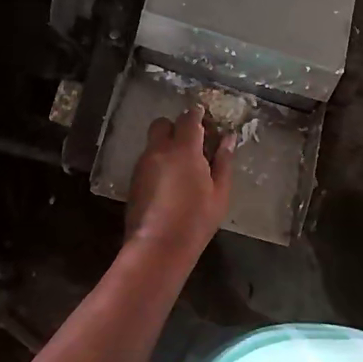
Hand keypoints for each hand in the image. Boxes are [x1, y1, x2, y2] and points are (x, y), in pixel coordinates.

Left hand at [125, 104, 234, 255]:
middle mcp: (159, 150)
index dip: (198, 115)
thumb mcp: (220, 192)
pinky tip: (169, 182)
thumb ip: (224, 161)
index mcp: (184, 149)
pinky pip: (147, 159)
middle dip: (176, 127)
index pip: (189, 118)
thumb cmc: (196, 219)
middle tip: (193, 144)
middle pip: (163, 124)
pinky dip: (158, 162)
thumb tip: (228, 138)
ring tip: (183, 167)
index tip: (206, 120)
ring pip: (153, 142)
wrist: (158, 246)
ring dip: (166, 145)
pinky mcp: (133, 179)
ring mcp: (143, 164)